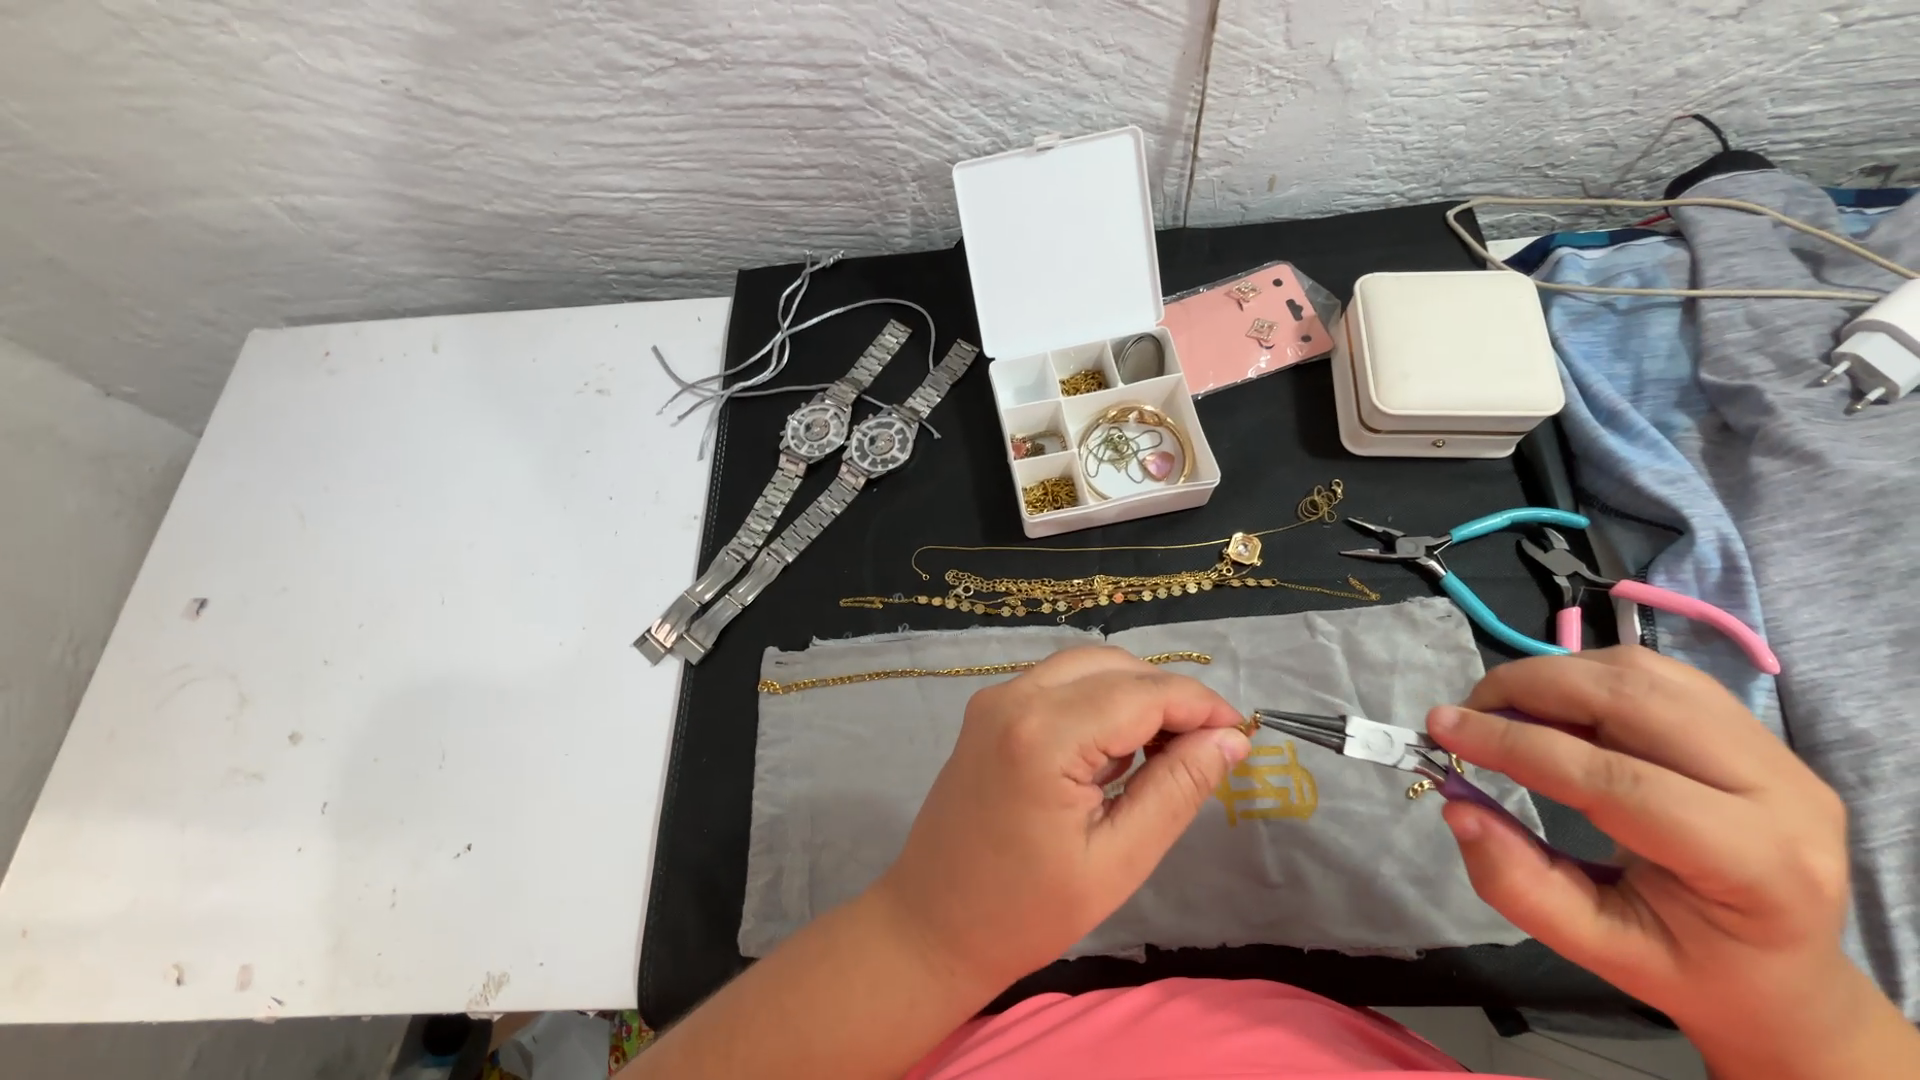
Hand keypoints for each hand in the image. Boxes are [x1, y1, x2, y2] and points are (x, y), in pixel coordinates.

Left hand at [870, 646, 1250, 992]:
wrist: (931, 925)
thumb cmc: (1026, 911)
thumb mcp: (1118, 861)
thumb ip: (1176, 789)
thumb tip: (1230, 739)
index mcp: (1045, 735)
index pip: (1143, 692)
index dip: (1200, 706)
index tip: (1241, 736)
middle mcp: (1015, 698)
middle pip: (1115, 666)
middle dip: (1168, 697)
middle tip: (1204, 750)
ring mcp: (994, 699)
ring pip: (1085, 667)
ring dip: (1133, 695)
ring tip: (1162, 756)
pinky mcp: (987, 712)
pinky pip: (1057, 684)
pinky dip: (1097, 701)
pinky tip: (1112, 753)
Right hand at [1430, 646, 1913, 1077]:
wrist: (1782, 967)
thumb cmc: (1687, 966)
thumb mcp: (1597, 949)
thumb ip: (1519, 884)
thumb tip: (1456, 807)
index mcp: (1756, 866)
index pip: (1616, 781)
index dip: (1517, 745)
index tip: (1441, 728)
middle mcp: (1781, 792)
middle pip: (1634, 702)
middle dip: (1528, 690)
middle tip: (1464, 714)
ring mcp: (1774, 751)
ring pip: (1643, 674)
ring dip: (1554, 677)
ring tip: (1502, 709)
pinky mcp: (1751, 727)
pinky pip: (1656, 673)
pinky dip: (1584, 674)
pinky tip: (1552, 706)